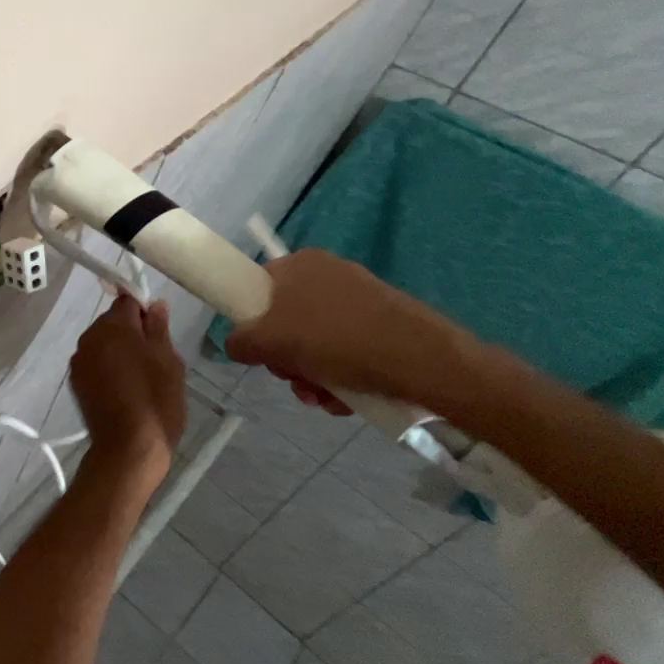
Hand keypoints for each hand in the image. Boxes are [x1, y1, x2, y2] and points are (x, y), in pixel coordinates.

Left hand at [69, 293, 185, 482]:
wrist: (128, 448)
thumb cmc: (156, 401)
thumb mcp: (168, 361)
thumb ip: (158, 328)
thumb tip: (154, 303)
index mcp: (112, 327)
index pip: (127, 301)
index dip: (144, 310)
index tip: (160, 330)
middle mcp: (88, 338)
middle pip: (112, 322)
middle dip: (132, 332)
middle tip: (156, 358)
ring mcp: (78, 361)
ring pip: (103, 343)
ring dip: (119, 350)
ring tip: (142, 377)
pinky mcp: (75, 381)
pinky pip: (94, 362)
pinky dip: (108, 368)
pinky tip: (125, 389)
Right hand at [225, 249, 463, 412]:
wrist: (424, 362)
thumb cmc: (336, 340)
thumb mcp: (267, 342)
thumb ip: (239, 342)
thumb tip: (238, 345)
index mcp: (299, 264)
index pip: (256, 286)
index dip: (250, 319)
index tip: (258, 349)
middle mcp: (330, 273)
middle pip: (286, 319)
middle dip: (285, 357)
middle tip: (291, 379)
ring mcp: (362, 299)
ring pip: (317, 341)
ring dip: (310, 374)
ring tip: (321, 398)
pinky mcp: (388, 324)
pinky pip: (349, 350)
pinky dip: (341, 375)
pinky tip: (345, 399)